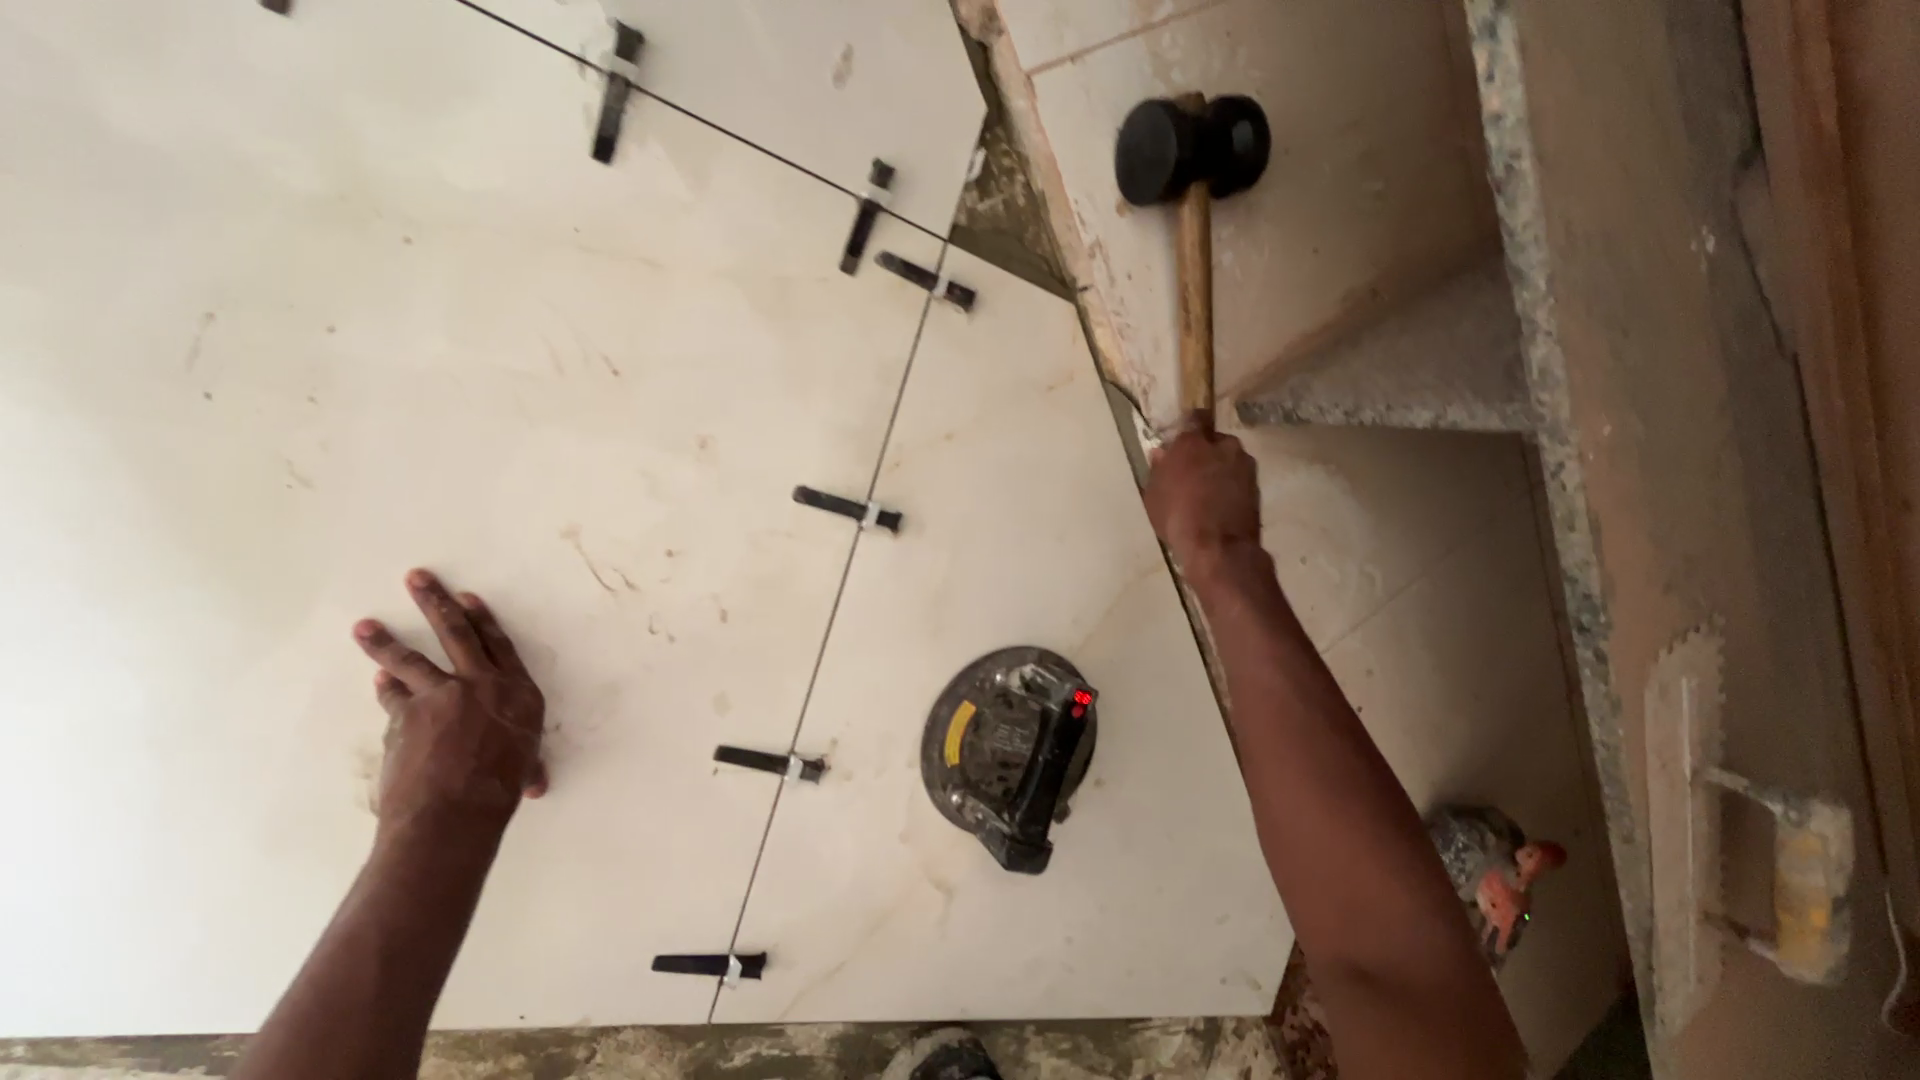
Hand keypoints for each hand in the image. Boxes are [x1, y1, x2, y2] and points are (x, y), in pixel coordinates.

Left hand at [354, 569, 547, 837]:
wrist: (455, 810)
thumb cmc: (500, 790)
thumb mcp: (524, 769)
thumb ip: (526, 764)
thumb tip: (535, 783)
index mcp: (518, 693)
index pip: (499, 645)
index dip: (483, 619)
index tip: (467, 597)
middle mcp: (482, 685)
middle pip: (457, 634)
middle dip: (436, 604)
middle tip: (416, 578)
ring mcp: (441, 696)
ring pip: (411, 659)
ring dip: (386, 641)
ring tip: (365, 626)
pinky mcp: (406, 714)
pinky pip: (394, 696)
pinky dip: (386, 689)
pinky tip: (378, 681)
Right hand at [1144, 418, 1262, 573]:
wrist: (1218, 547)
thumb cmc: (1177, 516)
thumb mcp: (1153, 495)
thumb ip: (1158, 469)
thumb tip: (1162, 453)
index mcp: (1194, 441)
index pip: (1195, 418)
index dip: (1189, 428)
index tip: (1182, 441)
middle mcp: (1225, 445)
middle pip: (1214, 442)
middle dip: (1206, 453)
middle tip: (1192, 473)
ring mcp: (1245, 466)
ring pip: (1229, 461)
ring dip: (1220, 471)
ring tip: (1206, 494)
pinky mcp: (1258, 487)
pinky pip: (1239, 480)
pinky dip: (1231, 488)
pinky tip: (1219, 506)